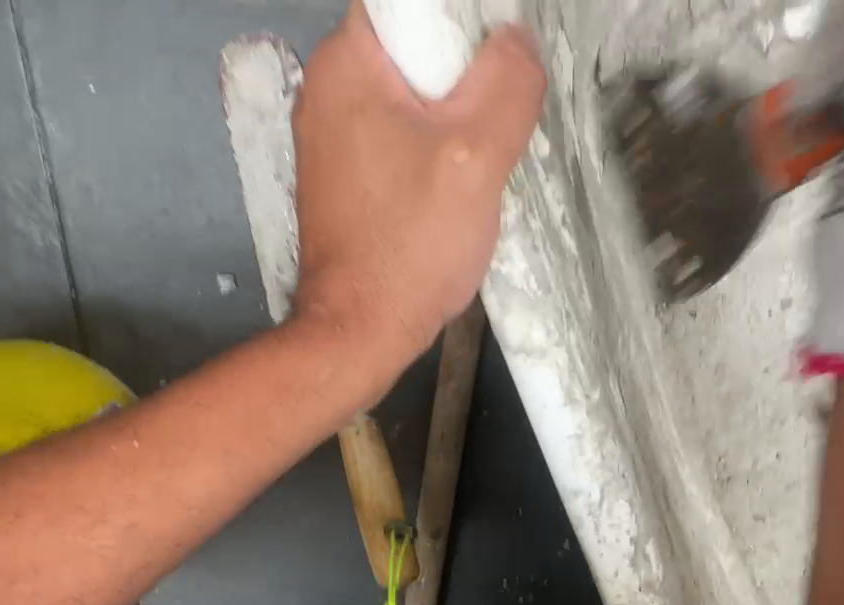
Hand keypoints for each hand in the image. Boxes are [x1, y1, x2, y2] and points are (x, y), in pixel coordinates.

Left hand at [292, 1, 544, 368]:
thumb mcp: (477, 158)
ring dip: (453, 125)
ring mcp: (330, 141)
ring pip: (409, 102)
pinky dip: (431, 157)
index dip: (461, 22)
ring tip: (475, 171)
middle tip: (492, 129)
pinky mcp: (343, 181)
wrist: (360, 332)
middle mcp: (327, 91)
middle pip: (413, 50)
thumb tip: (516, 42)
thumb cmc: (411, 246)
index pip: (410, 3)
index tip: (492, 67)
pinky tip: (451, 195)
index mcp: (347, 64)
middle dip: (463, 80)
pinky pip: (397, 143)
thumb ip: (508, 85)